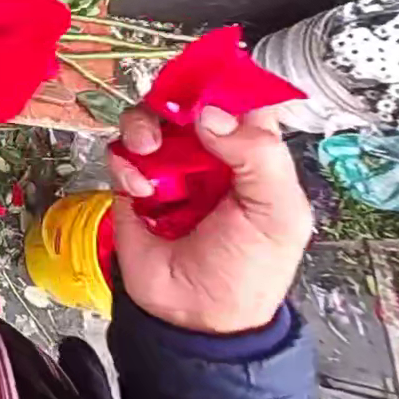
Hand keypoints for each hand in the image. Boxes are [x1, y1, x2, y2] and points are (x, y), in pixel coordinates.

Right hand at [108, 104, 312, 333]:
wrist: (195, 317)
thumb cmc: (248, 268)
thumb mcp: (278, 214)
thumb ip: (259, 155)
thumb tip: (208, 113)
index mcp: (250, 150)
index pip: (239, 95)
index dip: (223, 81)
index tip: (206, 84)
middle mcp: (207, 150)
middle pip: (184, 97)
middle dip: (172, 98)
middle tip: (171, 117)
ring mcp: (167, 165)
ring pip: (146, 117)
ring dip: (142, 125)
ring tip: (147, 150)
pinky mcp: (133, 182)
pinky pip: (120, 153)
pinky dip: (124, 162)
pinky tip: (140, 189)